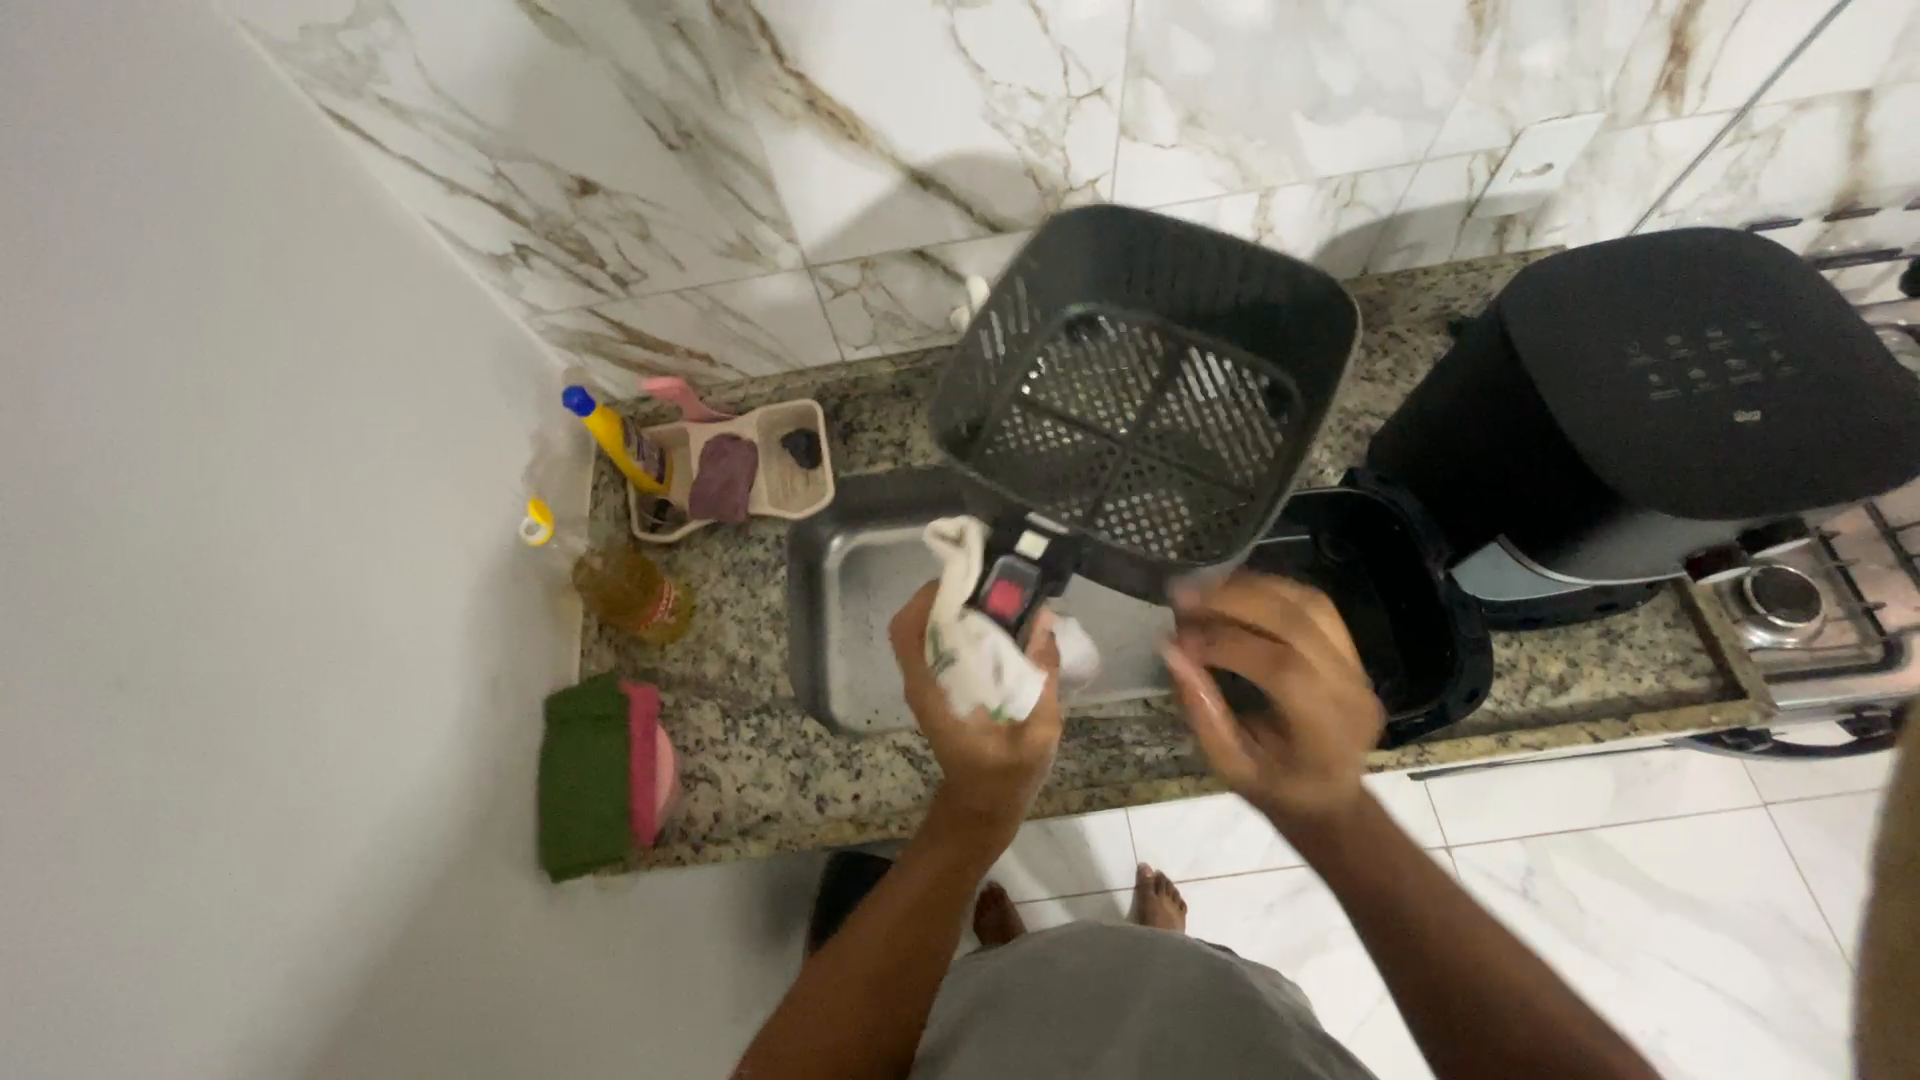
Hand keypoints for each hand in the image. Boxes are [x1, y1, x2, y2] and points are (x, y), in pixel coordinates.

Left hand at [889, 583, 1065, 836]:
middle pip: (914, 623)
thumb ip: (1041, 677)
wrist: (983, 807)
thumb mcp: (1038, 733)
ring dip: (955, 608)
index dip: (927, 598)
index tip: (967, 579)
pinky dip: (961, 626)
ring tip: (998, 594)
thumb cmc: (1006, 777)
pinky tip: (997, 622)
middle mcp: (922, 683)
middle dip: (948, 594)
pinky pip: (940, 645)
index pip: (907, 632)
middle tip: (991, 581)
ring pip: (926, 630)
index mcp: (933, 694)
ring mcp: (928, 685)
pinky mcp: (940, 687)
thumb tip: (1045, 620)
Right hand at [1161, 573, 1384, 834]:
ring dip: (1252, 587)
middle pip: (1299, 624)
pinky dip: (1269, 590)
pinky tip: (1233, 592)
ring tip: (1203, 588)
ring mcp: (1358, 666)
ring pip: (1310, 603)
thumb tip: (1171, 651)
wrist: (1329, 798)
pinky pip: (1314, 605)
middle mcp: (1351, 691)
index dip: (1227, 645)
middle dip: (1235, 602)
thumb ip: (1202, 710)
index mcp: (1326, 732)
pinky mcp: (1352, 650)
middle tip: (1182, 598)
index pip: (1283, 670)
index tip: (1179, 640)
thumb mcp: (1230, 766)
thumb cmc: (1275, 789)